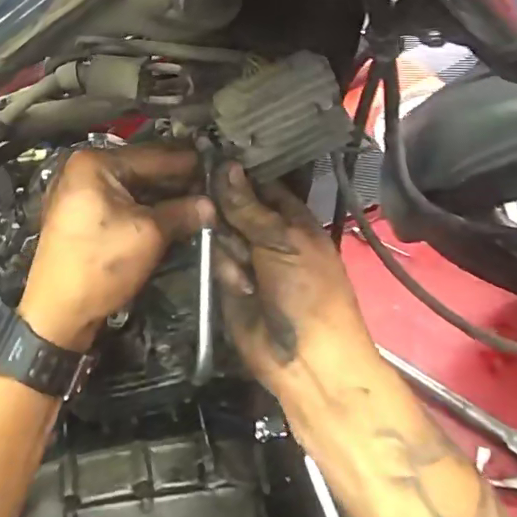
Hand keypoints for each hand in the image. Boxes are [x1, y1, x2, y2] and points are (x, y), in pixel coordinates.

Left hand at [19, 144, 212, 351]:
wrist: (58, 312)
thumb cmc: (100, 265)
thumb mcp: (148, 235)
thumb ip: (181, 213)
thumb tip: (208, 205)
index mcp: (93, 163)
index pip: (151, 156)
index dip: (184, 163)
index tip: (212, 164)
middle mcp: (82, 169)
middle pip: (140, 170)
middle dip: (174, 181)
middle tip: (209, 186)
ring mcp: (79, 192)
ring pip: (131, 188)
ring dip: (161, 197)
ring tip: (195, 201)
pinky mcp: (81, 215)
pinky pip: (119, 203)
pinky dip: (143, 208)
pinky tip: (169, 215)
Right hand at [210, 162, 383, 411]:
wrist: (306, 362)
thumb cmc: (310, 292)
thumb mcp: (284, 241)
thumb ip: (249, 205)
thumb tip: (226, 165)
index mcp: (289, 216)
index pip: (255, 181)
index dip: (234, 170)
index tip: (207, 155)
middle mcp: (264, 231)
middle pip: (229, 204)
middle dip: (224, 210)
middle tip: (228, 217)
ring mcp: (243, 256)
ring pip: (217, 231)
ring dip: (228, 247)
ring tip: (247, 271)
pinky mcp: (225, 281)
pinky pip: (212, 261)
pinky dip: (224, 271)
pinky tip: (241, 287)